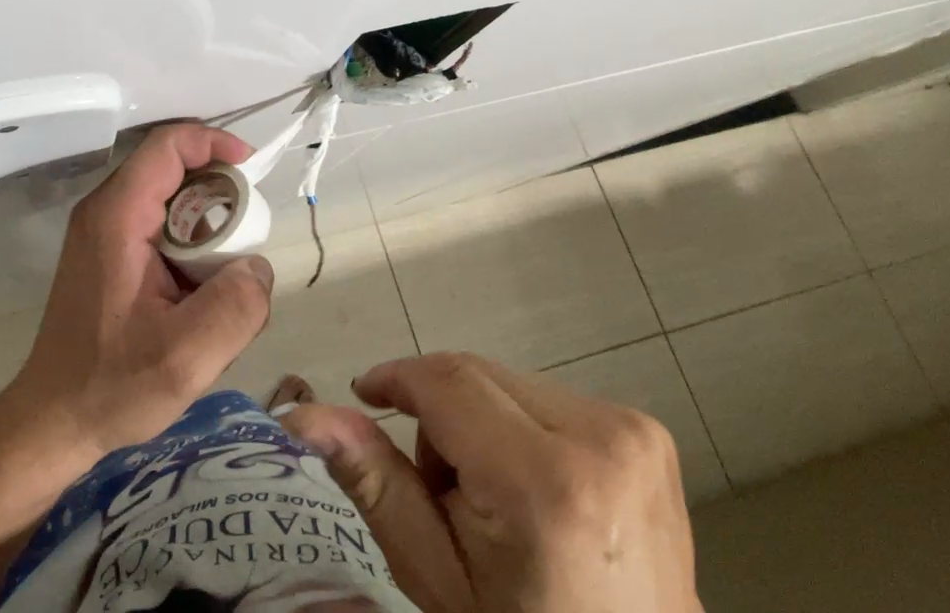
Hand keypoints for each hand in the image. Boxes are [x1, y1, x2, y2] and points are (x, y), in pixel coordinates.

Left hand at [8, 123, 275, 454]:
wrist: (55, 419)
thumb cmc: (113, 385)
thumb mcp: (187, 355)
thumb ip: (236, 305)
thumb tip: (257, 266)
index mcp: (117, 217)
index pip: (169, 145)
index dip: (215, 144)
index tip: (254, 170)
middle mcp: (105, 214)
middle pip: (174, 174)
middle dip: (220, 201)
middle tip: (245, 251)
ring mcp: (103, 236)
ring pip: (172, 207)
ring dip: (207, 236)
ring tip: (222, 290)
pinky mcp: (108, 259)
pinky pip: (161, 234)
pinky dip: (190, 255)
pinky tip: (198, 305)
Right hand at [278, 352, 701, 612]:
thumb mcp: (434, 572)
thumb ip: (374, 482)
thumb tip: (303, 415)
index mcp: (542, 480)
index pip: (447, 381)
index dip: (396, 378)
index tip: (364, 395)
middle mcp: (599, 437)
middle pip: (477, 377)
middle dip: (439, 415)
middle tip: (436, 487)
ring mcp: (633, 430)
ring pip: (510, 384)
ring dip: (481, 422)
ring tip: (490, 496)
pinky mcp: (646, 430)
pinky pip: (550, 399)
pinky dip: (522, 430)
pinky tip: (535, 489)